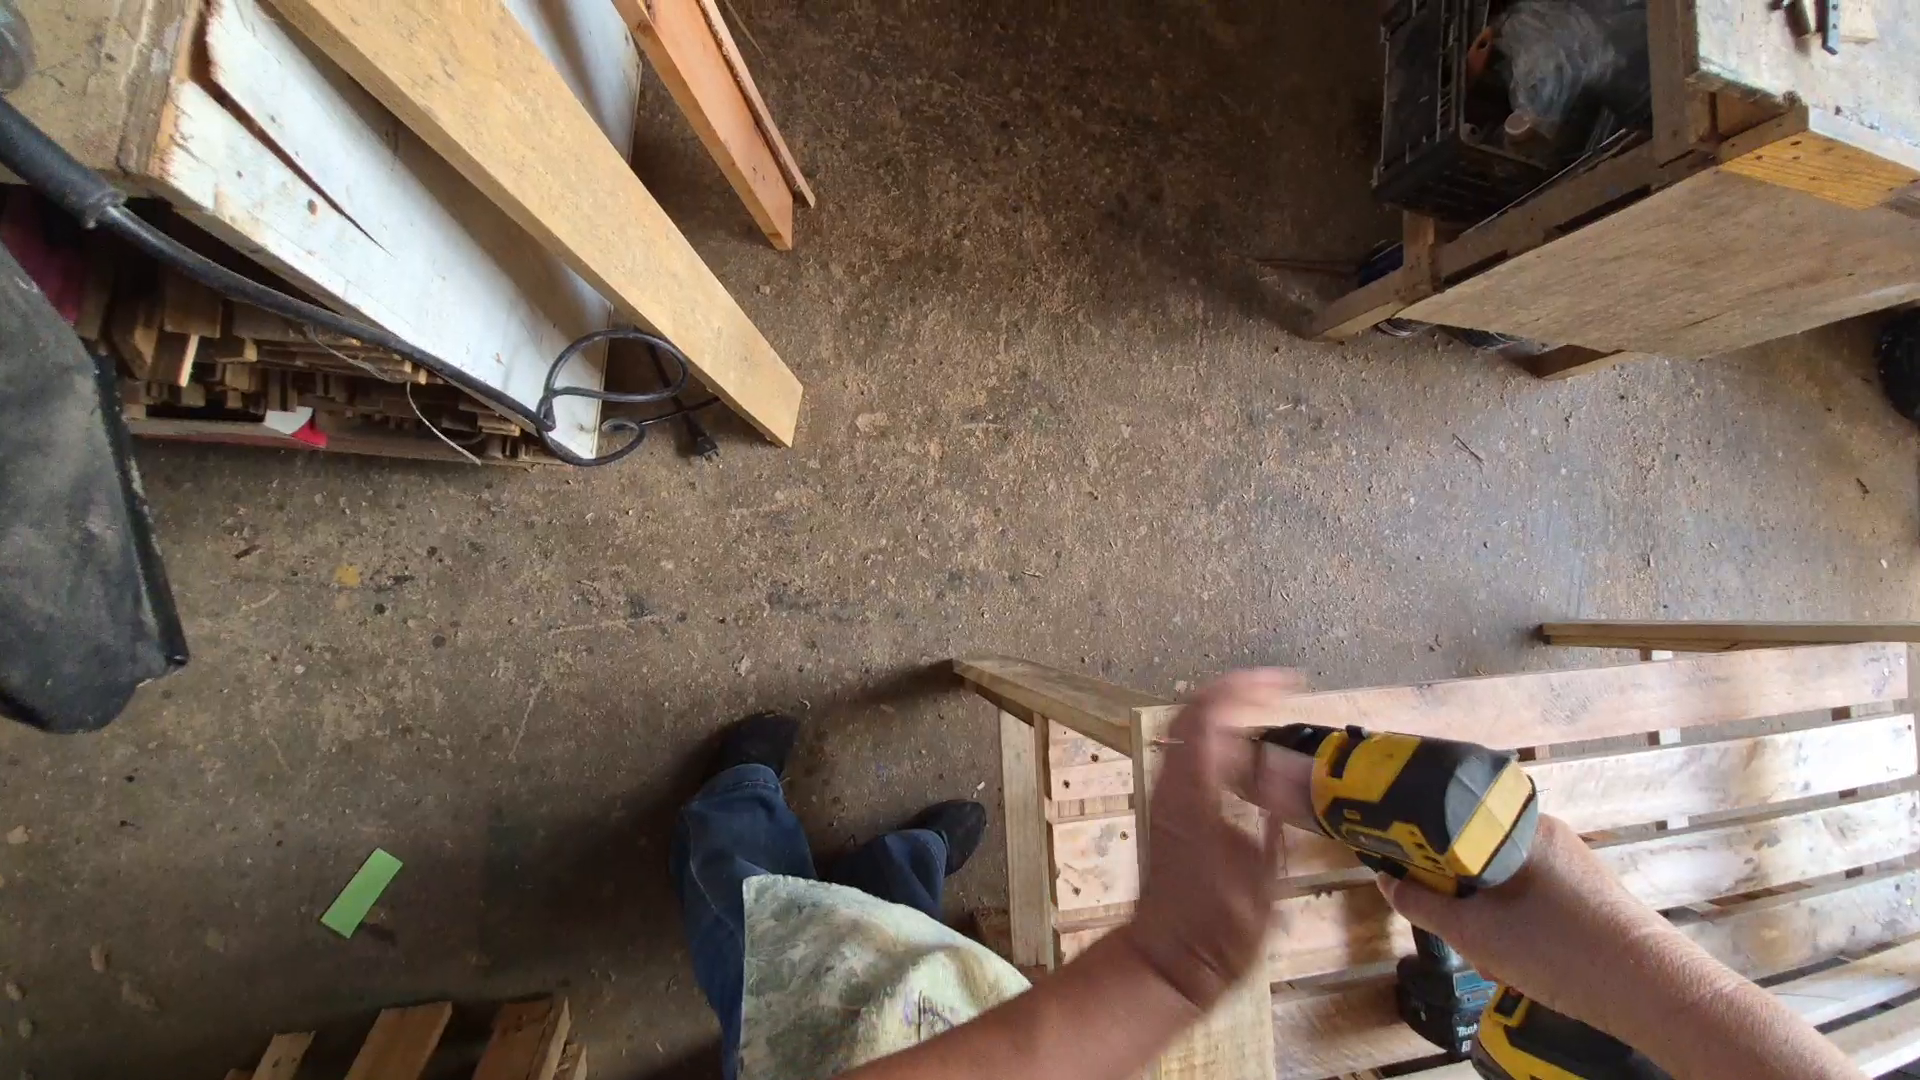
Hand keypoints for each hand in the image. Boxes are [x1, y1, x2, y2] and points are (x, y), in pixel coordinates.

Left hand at [1122, 669, 1314, 1008]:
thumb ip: (1268, 822)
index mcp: (1195, 794)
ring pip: (1186, 727)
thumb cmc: (1216, 930)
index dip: (1246, 688)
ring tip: (1264, 707)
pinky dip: (1214, 733)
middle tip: (1277, 687)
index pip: (1211, 716)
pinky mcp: (1164, 804)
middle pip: (1193, 711)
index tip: (1285, 682)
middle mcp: (1172, 783)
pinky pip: (1186, 750)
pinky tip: (1242, 747)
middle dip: (1236, 689)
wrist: (1166, 956)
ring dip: (1224, 709)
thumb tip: (1277, 767)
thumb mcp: (1260, 884)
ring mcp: (1163, 792)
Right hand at [1375, 814, 1734, 1031]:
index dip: (1416, 841)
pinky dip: (1511, 916)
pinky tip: (1516, 955)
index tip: (1401, 867)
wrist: (1664, 1001)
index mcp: (1515, 825)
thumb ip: (1421, 904)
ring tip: (1486, 950)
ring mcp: (1569, 862)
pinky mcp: (1587, 892)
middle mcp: (1542, 832)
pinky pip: (1528, 890)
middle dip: (1452, 886)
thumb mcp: (1474, 933)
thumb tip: (1386, 881)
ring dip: (1482, 908)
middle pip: (1470, 846)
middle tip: (1446, 920)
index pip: (1445, 815)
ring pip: (1499, 873)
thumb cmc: (1561, 951)